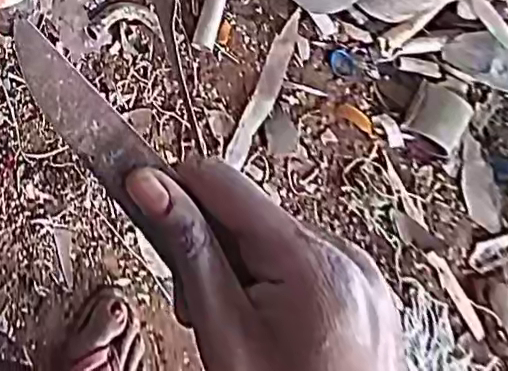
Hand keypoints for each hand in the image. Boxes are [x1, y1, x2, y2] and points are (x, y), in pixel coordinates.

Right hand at [126, 162, 399, 370]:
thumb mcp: (223, 330)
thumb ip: (186, 246)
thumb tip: (146, 181)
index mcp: (312, 261)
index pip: (216, 177)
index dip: (173, 191)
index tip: (148, 214)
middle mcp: (344, 255)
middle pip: (240, 207)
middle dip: (207, 243)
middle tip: (198, 301)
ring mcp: (359, 274)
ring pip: (263, 231)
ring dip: (235, 262)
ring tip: (234, 319)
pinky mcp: (362, 290)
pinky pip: (294, 256)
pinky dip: (267, 277)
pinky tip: (264, 321)